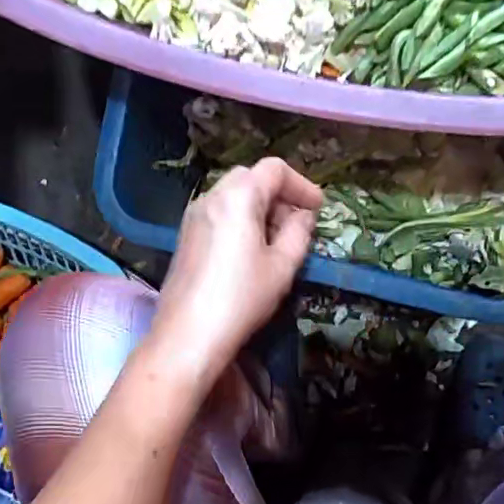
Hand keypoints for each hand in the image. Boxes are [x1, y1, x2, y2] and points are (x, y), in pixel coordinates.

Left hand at [146, 158, 322, 385]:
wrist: (188, 334)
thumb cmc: (241, 298)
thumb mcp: (282, 266)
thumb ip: (298, 233)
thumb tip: (303, 216)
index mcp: (238, 197)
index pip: (275, 169)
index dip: (302, 185)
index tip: (318, 209)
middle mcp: (211, 197)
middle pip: (251, 178)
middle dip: (279, 195)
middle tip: (297, 225)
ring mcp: (193, 216)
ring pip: (233, 197)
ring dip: (259, 209)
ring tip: (277, 242)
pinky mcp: (185, 237)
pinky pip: (218, 214)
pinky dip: (240, 221)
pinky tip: (250, 253)